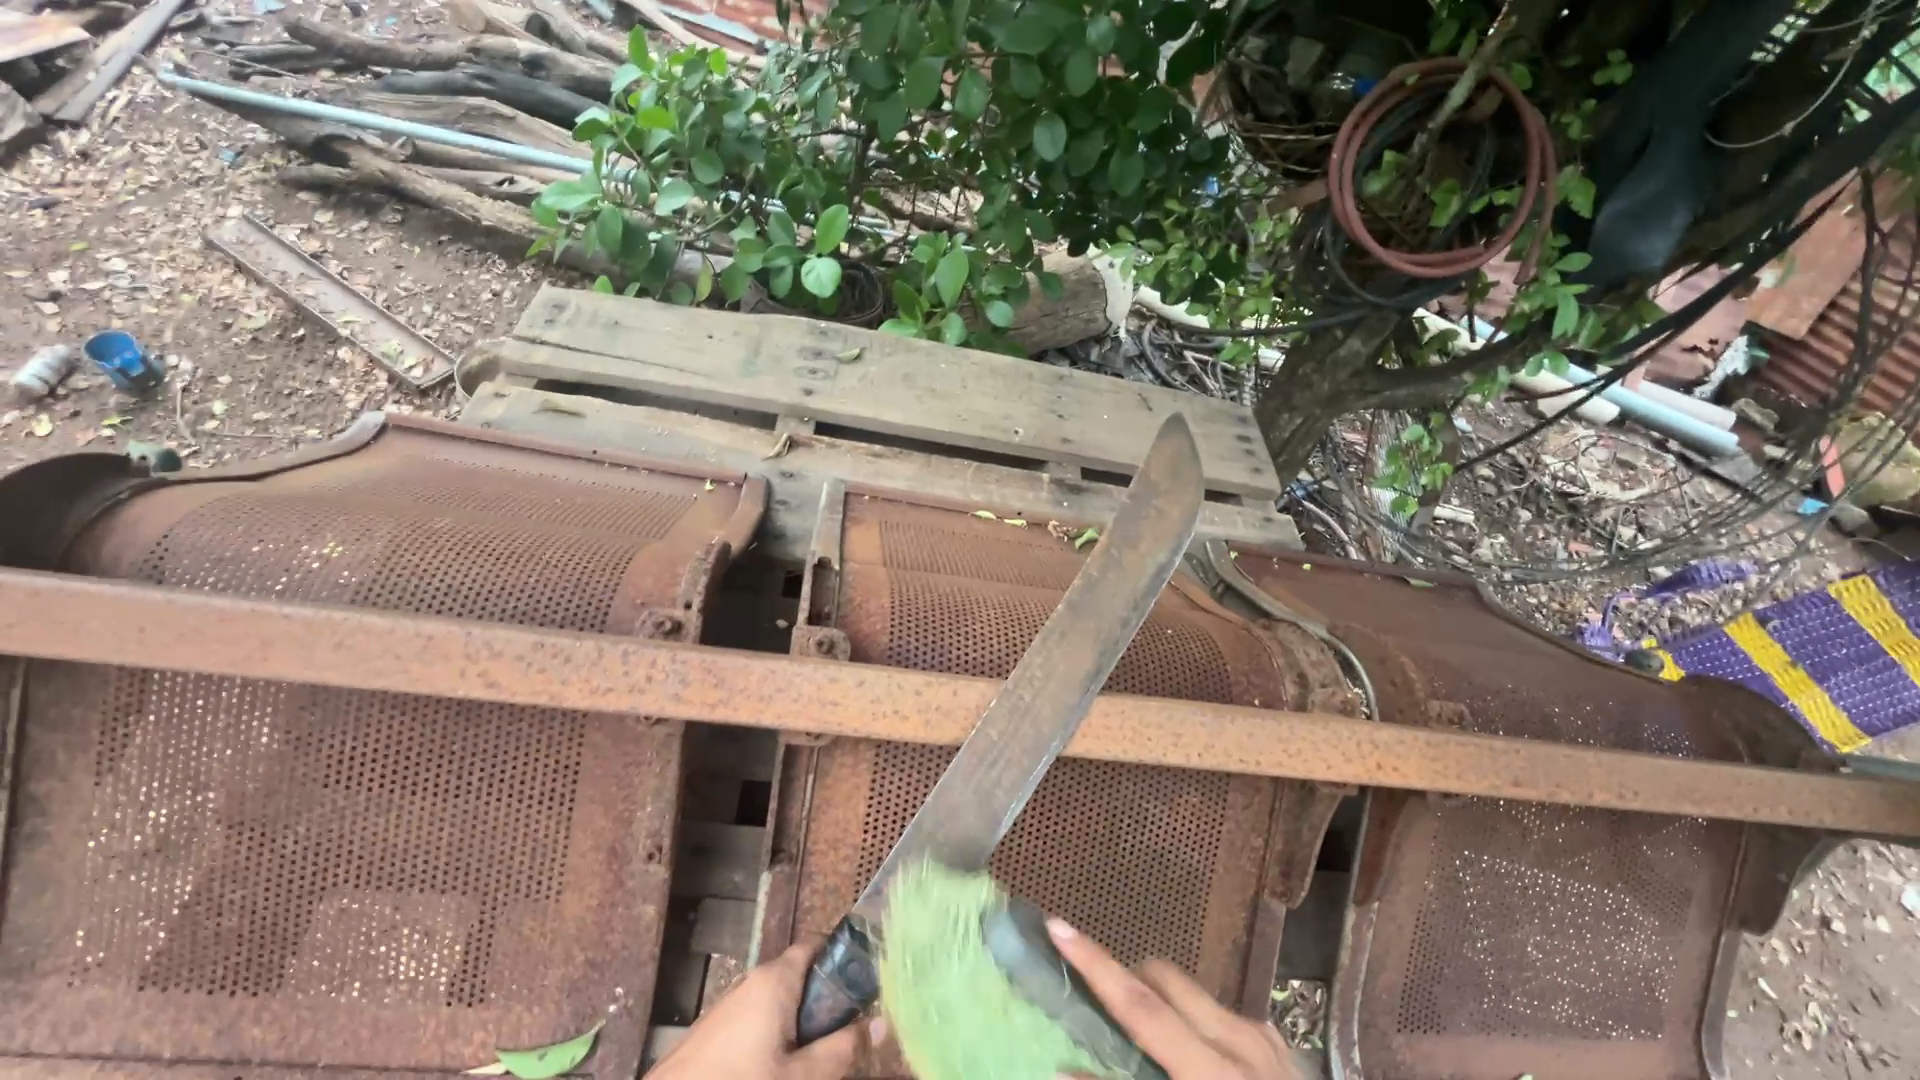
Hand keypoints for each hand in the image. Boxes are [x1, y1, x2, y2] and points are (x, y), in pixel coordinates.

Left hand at [646, 940, 884, 1078]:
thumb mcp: (801, 1076)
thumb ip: (842, 1049)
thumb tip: (882, 1022)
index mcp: (776, 979)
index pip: (816, 943)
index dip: (844, 958)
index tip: (866, 986)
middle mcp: (753, 981)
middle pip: (802, 976)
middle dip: (826, 1002)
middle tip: (846, 1036)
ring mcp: (731, 1005)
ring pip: (781, 1003)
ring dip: (802, 1024)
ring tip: (816, 1060)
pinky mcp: (717, 1030)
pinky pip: (759, 1020)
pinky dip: (776, 1037)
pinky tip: (780, 1069)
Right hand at [1048, 918, 1306, 1079]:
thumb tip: (1064, 1071)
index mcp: (1212, 1073)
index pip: (1142, 1007)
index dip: (1096, 965)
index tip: (1057, 925)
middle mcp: (1241, 1043)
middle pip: (1164, 980)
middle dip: (1125, 977)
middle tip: (1099, 1007)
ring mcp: (1266, 1041)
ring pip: (1193, 992)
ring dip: (1161, 1001)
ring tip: (1148, 1042)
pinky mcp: (1281, 1046)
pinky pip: (1224, 1012)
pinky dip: (1197, 1021)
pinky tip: (1197, 1058)